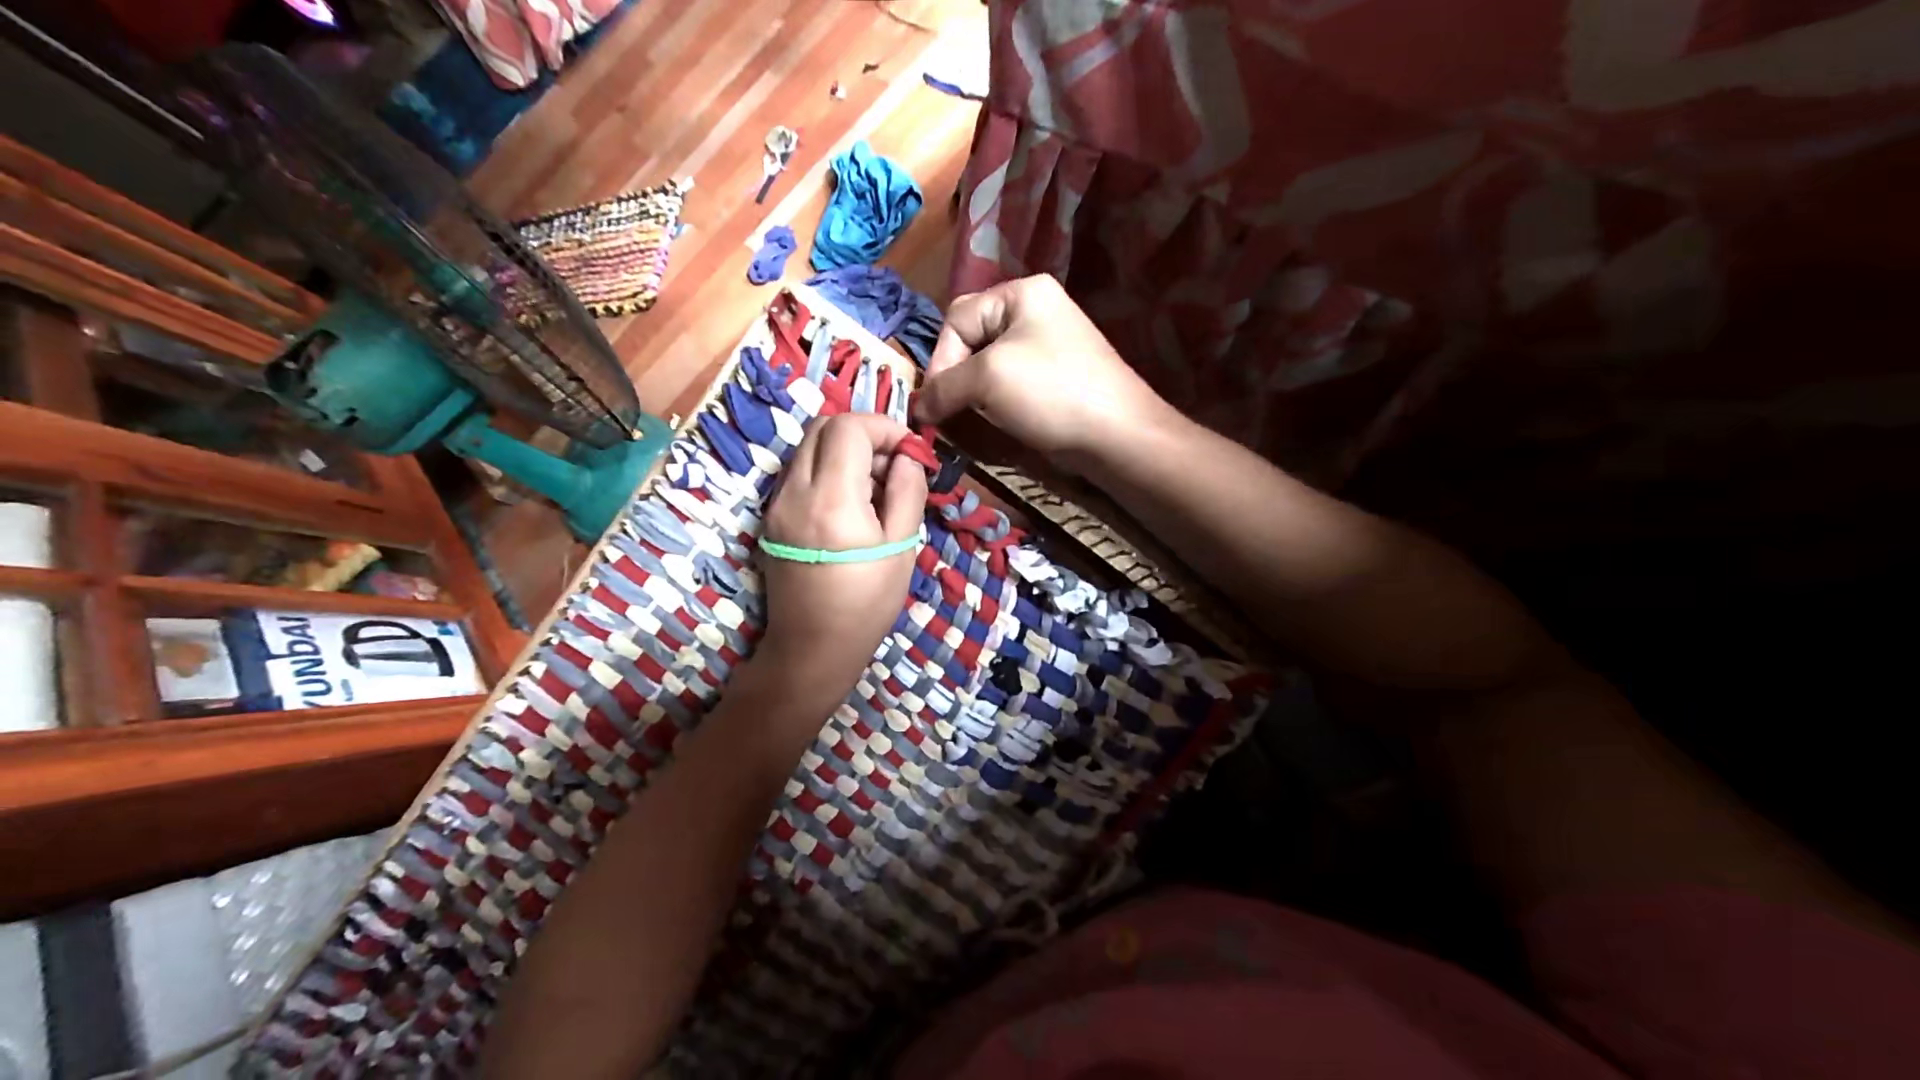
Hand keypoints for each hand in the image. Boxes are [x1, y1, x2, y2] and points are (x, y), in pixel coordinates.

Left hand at [755, 414, 928, 707]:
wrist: (812, 648)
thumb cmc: (866, 604)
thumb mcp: (901, 548)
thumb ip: (906, 491)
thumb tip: (907, 456)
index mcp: (831, 499)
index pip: (849, 428)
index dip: (885, 428)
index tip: (910, 452)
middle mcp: (794, 492)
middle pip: (823, 427)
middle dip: (864, 433)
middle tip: (892, 465)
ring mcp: (776, 504)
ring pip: (809, 447)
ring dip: (844, 450)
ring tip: (874, 487)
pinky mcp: (770, 517)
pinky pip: (799, 472)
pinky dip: (827, 469)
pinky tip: (849, 503)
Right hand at [914, 274, 1178, 471]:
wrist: (1117, 436)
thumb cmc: (1051, 394)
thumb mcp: (987, 380)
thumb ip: (943, 387)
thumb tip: (918, 407)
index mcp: (1022, 293)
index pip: (957, 318)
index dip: (940, 360)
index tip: (936, 402)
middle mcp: (1035, 311)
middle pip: (972, 339)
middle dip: (956, 378)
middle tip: (950, 412)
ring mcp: (1048, 345)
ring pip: (988, 366)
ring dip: (973, 395)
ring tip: (972, 419)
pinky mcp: (1055, 378)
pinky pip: (1010, 383)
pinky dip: (995, 403)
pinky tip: (997, 421)